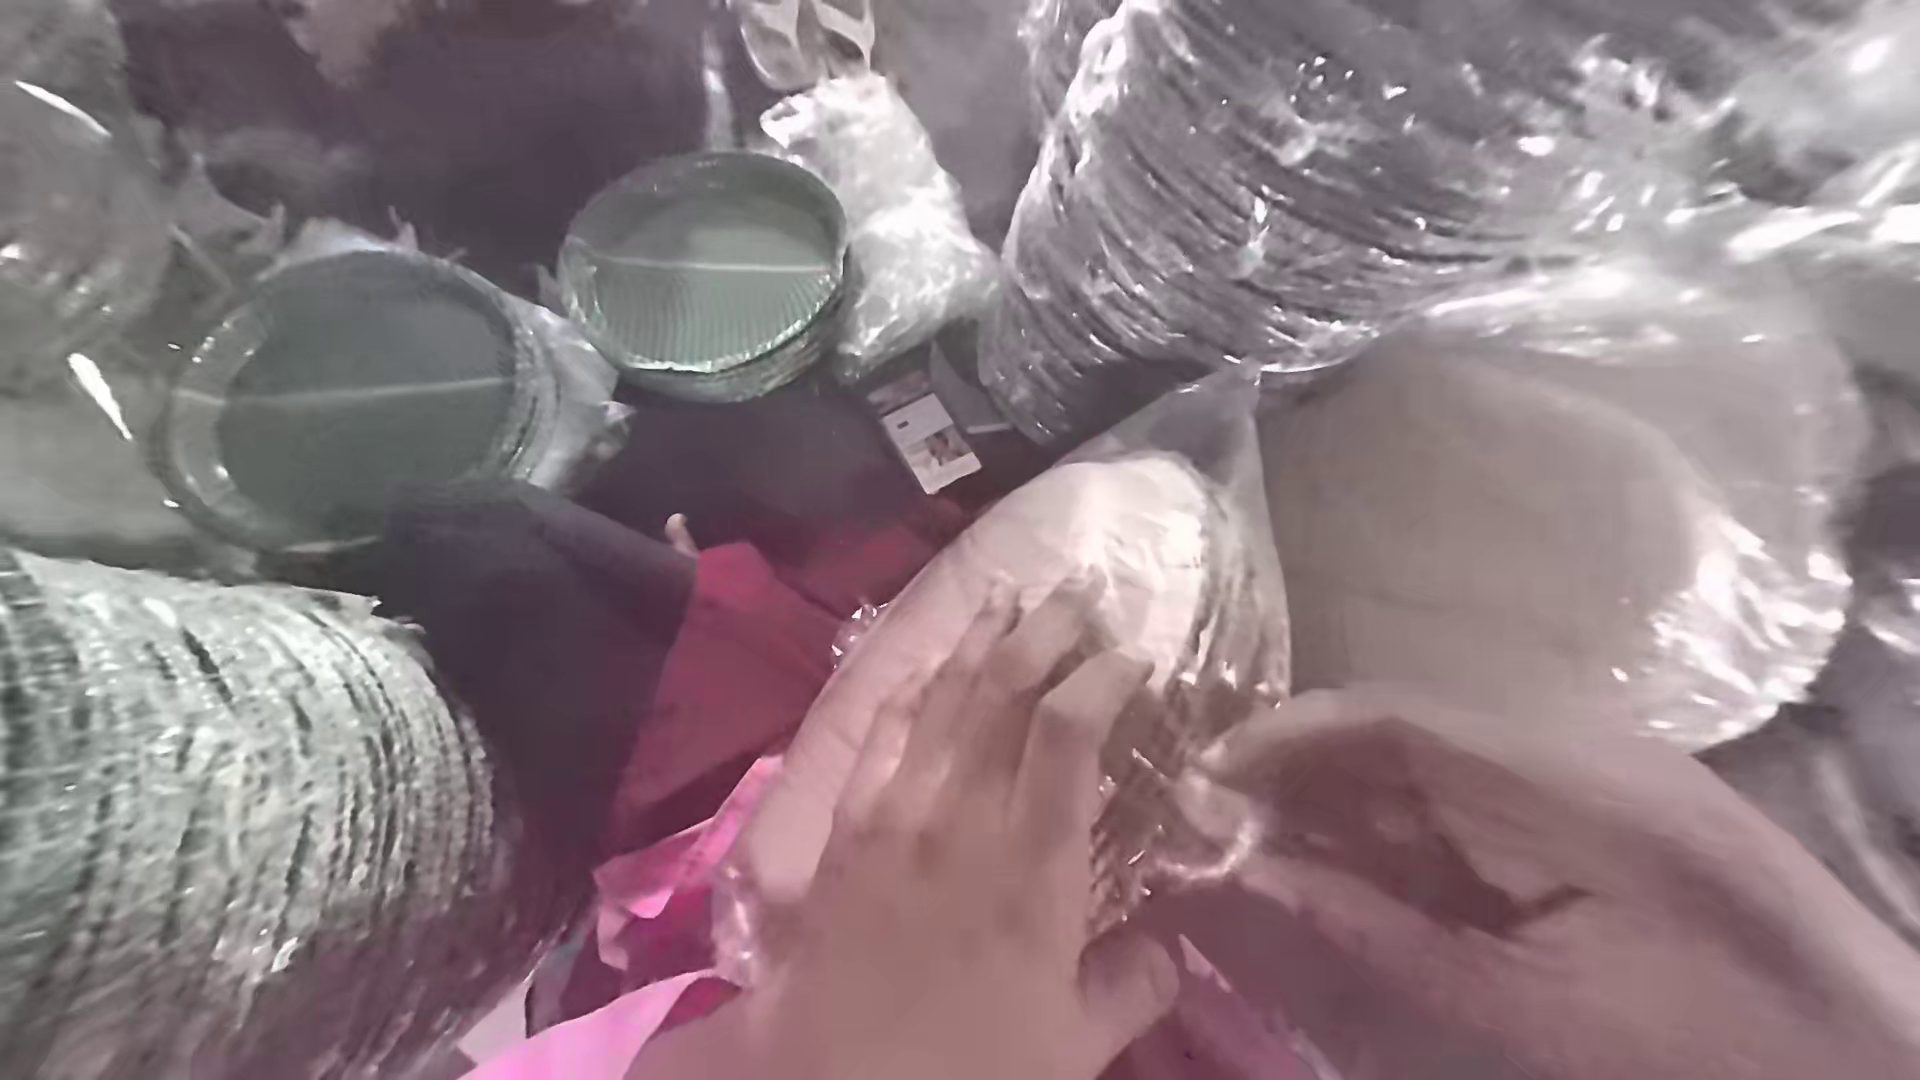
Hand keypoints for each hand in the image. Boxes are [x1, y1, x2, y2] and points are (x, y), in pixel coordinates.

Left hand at [632, 582, 1179, 1079]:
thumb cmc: (965, 1068)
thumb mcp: (1070, 1047)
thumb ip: (1128, 989)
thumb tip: (1170, 952)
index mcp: (1031, 863)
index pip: (1069, 730)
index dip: (1102, 677)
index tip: (1132, 656)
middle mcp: (964, 811)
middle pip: (1006, 687)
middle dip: (1048, 627)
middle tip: (1077, 591)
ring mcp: (900, 802)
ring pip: (947, 691)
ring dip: (982, 634)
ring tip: (1010, 592)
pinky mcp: (854, 812)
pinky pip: (888, 726)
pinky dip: (917, 683)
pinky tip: (934, 658)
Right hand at [1173, 687, 1919, 1079]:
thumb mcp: (1531, 1031)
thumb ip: (1372, 940)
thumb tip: (1242, 872)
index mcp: (1584, 793)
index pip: (1394, 720)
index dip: (1286, 735)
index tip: (1209, 770)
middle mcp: (1578, 755)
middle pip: (1391, 736)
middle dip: (1295, 774)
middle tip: (1218, 816)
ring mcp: (1585, 779)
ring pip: (1411, 766)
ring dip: (1331, 804)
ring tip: (1262, 841)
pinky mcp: (1584, 812)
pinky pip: (1450, 800)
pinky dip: (1383, 830)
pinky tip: (1342, 862)